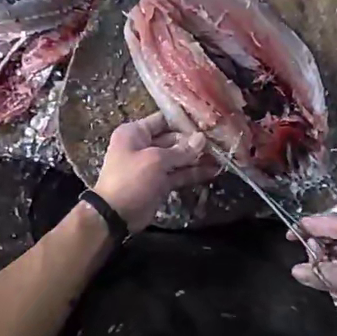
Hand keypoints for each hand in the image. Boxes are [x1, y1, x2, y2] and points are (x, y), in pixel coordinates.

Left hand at [92, 112, 219, 232]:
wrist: (114, 215)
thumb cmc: (131, 179)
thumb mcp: (156, 160)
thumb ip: (181, 150)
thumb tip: (202, 139)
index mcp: (135, 133)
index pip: (163, 120)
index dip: (184, 121)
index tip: (207, 122)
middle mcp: (143, 146)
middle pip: (173, 139)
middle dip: (195, 142)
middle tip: (219, 141)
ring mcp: (152, 166)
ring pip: (178, 158)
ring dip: (197, 158)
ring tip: (221, 156)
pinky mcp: (159, 183)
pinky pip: (178, 174)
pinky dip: (193, 173)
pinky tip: (212, 171)